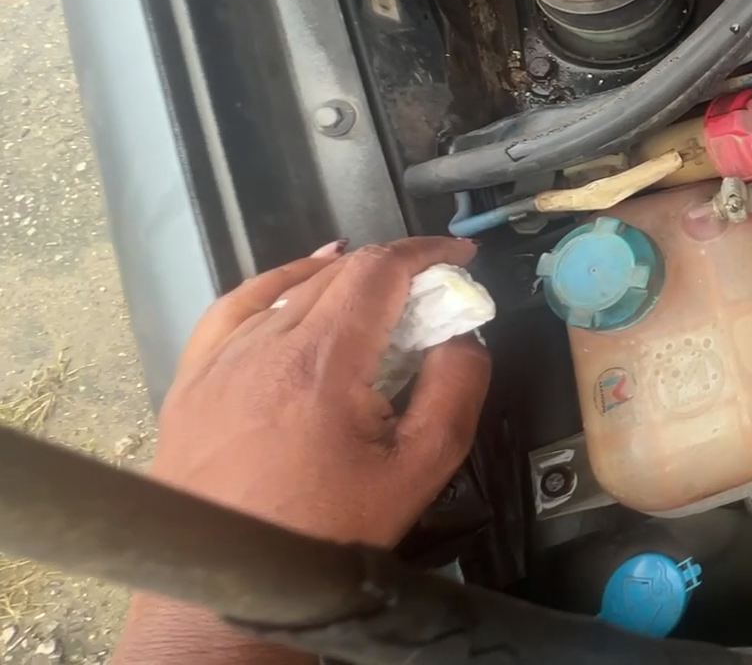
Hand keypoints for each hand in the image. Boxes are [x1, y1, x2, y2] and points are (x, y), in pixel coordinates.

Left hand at [153, 237, 489, 546]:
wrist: (228, 596)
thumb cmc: (336, 527)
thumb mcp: (428, 459)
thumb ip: (460, 383)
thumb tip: (463, 336)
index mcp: (322, 362)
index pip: (378, 271)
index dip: (428, 251)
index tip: (462, 255)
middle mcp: (262, 349)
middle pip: (339, 273)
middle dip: (399, 265)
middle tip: (439, 285)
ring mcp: (217, 365)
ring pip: (291, 285)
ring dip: (348, 273)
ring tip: (386, 280)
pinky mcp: (191, 385)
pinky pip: (235, 310)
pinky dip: (278, 284)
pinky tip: (302, 284)